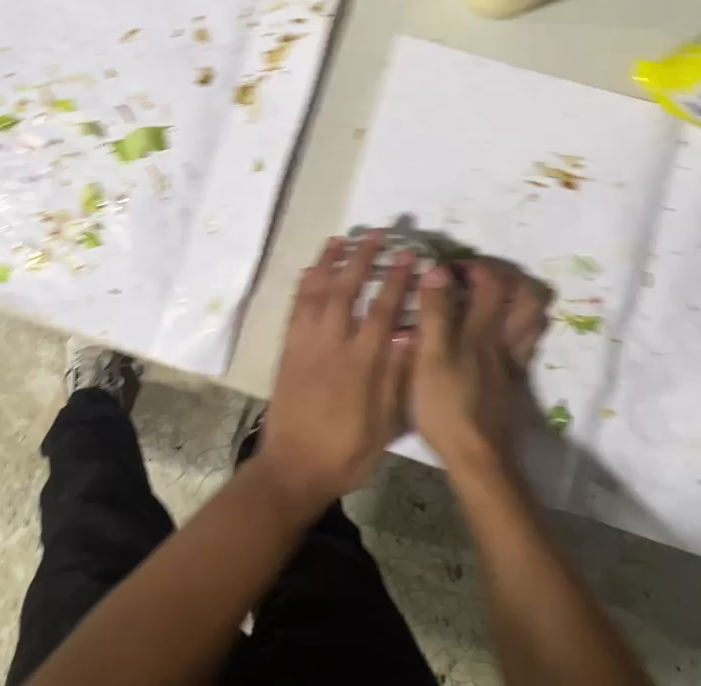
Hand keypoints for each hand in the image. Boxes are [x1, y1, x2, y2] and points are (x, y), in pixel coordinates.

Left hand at [259, 234, 413, 514]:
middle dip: (362, 257)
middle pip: (346, 289)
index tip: (409, 254)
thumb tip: (412, 333)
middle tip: (377, 233)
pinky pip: (295, 308)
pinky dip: (304, 285)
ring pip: (316, 292)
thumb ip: (397, 376)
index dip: (396, 279)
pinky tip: (310, 271)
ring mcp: (304, 344)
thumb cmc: (347, 453)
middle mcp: (331, 345)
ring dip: (329, 262)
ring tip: (341, 239)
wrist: (293, 468)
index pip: (382, 310)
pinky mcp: (287, 350)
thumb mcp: (385, 423)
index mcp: (361, 363)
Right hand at [411, 259, 552, 466]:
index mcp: (482, 330)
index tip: (447, 269)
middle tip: (476, 277)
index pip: (492, 281)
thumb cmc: (445, 405)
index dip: (472, 266)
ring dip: (516, 299)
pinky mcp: (513, 379)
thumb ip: (434, 312)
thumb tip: (438, 270)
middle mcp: (505, 340)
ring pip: (532, 318)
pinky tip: (492, 332)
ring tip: (487, 299)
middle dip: (506, 276)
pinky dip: (514, 326)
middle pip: (527, 295)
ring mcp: (513, 361)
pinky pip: (525, 341)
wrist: (476, 456)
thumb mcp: (429, 355)